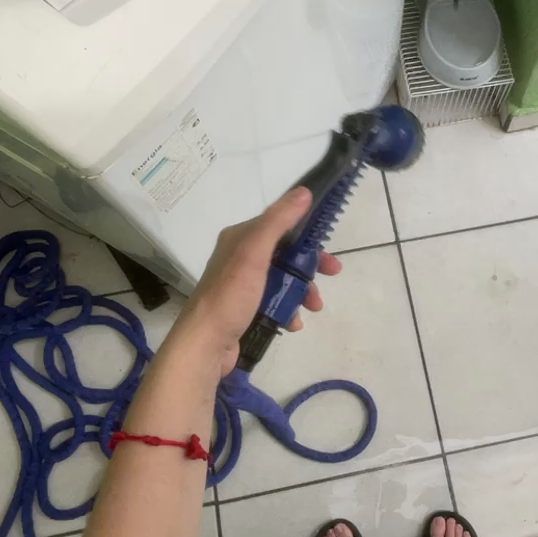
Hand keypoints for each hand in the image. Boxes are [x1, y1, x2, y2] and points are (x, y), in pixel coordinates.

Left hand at [171, 187, 341, 375]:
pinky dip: (289, 309)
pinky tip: (294, 322)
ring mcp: (242, 285)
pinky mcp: (245, 308)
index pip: (281, 225)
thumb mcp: (254, 252)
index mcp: (240, 238)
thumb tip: (303, 192)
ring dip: (303, 290)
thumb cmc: (230, 295)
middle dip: (309, 265)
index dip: (307, 233)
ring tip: (314, 307)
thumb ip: (278, 221)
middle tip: (332, 274)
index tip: (327, 246)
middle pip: (285, 253)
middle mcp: (240, 257)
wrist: (205, 344)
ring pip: (283, 279)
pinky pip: (275, 302)